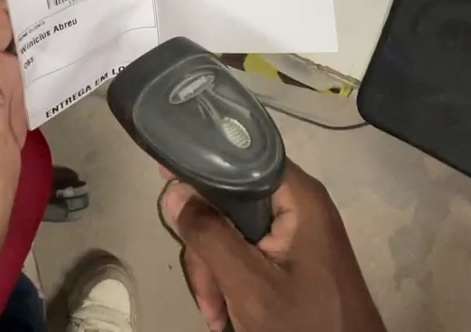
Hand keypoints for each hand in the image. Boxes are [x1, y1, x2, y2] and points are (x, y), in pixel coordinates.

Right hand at [162, 163, 385, 331]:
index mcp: (298, 195)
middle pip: (231, 199)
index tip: (164, 175)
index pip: (240, 156)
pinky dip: (232, 278)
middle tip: (206, 292)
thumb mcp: (251, 287)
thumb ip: (210, 235)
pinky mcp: (293, 257)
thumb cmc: (306, 328)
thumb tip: (174, 190)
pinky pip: (248, 250)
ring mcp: (296, 232)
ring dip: (216, 270)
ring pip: (234, 229)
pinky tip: (227, 311)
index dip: (201, 164)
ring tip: (216, 313)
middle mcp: (298, 204)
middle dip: (209, 245)